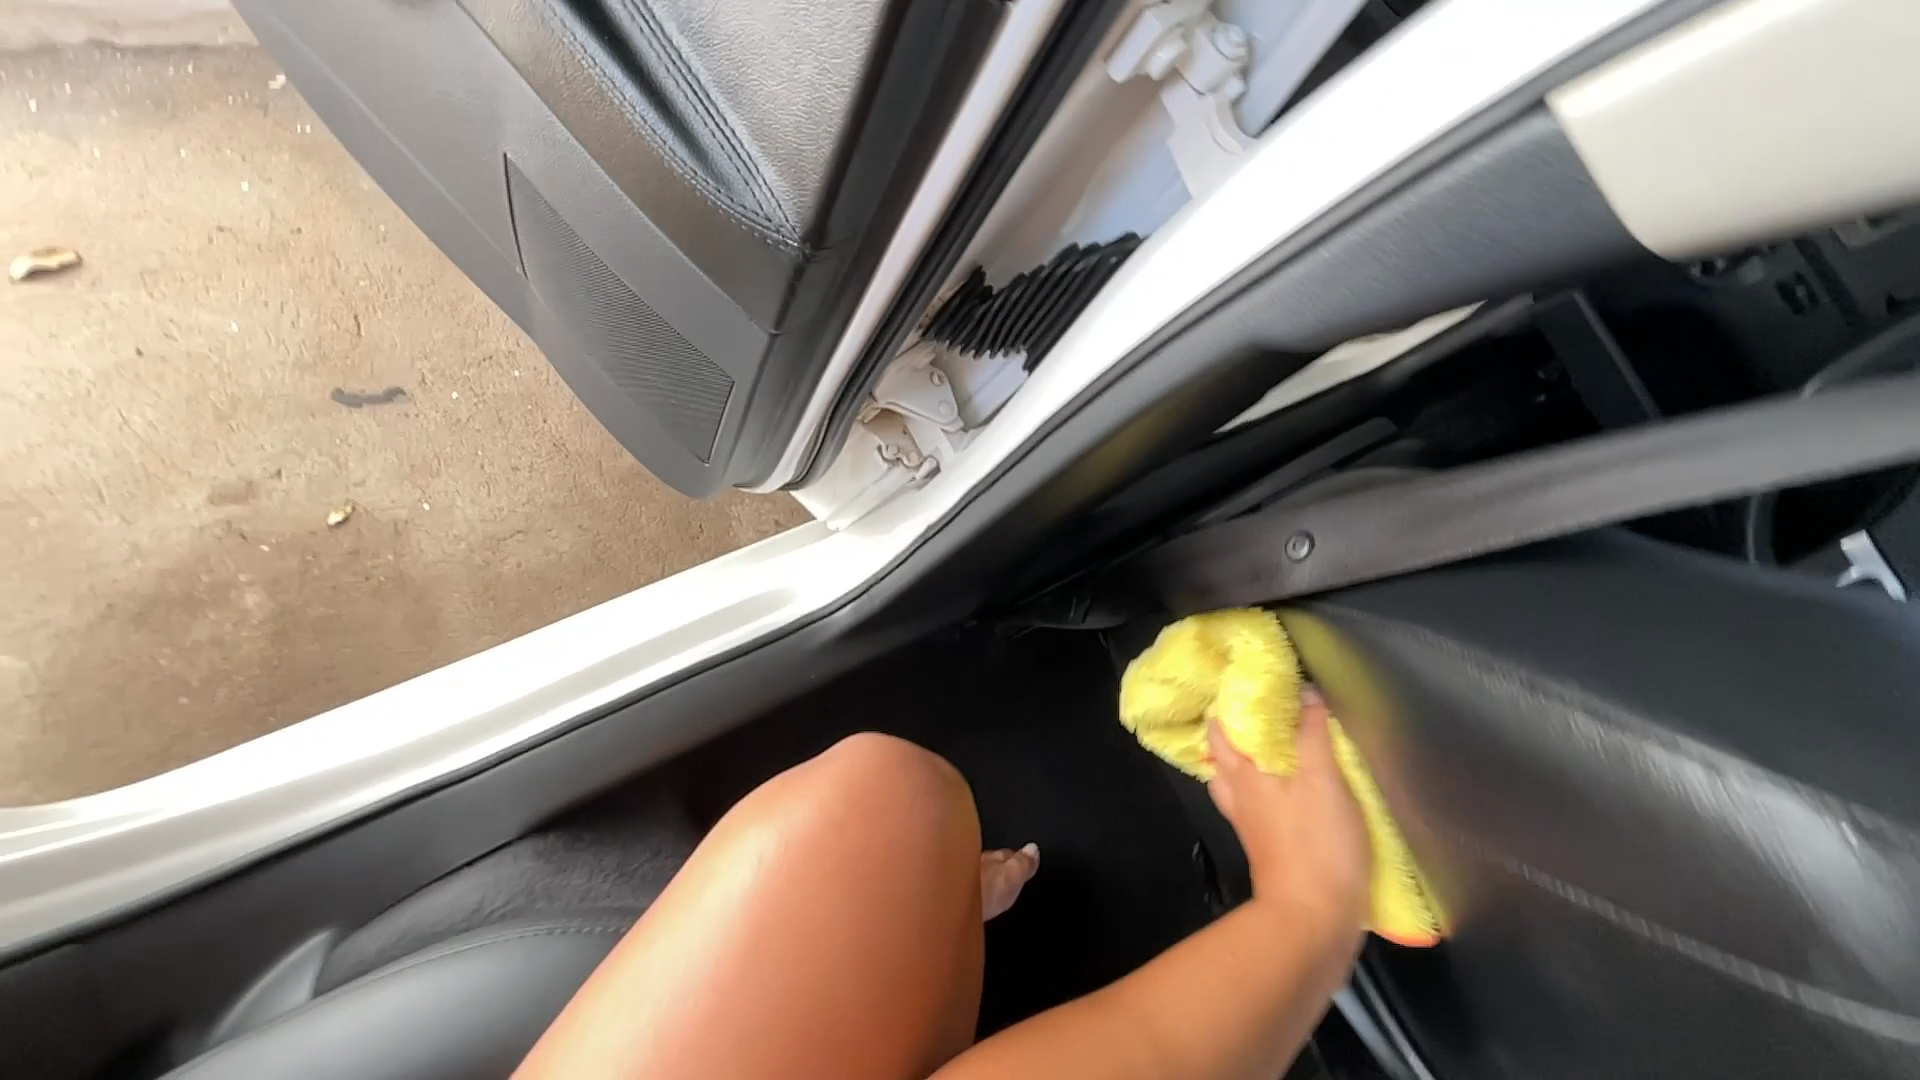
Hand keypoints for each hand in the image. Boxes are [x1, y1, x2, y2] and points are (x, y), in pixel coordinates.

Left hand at [1206, 688, 1371, 937]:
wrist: (1312, 920)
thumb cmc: (1316, 844)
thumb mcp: (1323, 781)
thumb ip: (1312, 736)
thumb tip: (1305, 692)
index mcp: (1242, 773)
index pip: (1221, 727)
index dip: (1228, 702)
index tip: (1242, 680)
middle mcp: (1235, 794)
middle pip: (1222, 753)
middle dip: (1232, 729)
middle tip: (1253, 707)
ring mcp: (1247, 821)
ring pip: (1234, 779)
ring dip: (1244, 758)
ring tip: (1265, 741)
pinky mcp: (1264, 843)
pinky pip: (1252, 802)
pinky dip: (1261, 785)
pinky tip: (1281, 784)